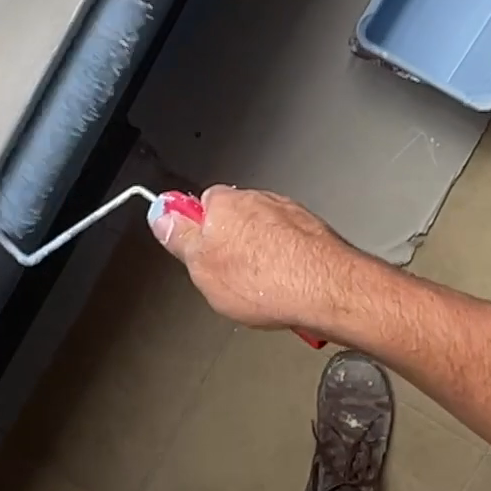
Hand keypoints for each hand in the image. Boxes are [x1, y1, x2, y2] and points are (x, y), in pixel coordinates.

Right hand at [150, 185, 356, 329]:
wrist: (330, 291)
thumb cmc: (270, 281)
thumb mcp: (202, 268)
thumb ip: (178, 238)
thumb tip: (160, 217)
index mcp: (223, 202)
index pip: (195, 206)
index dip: (195, 234)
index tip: (195, 255)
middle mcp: (255, 199)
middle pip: (229, 220)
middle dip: (229, 247)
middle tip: (229, 278)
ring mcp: (286, 212)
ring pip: (260, 234)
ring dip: (258, 255)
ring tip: (261, 287)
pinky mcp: (311, 230)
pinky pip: (286, 244)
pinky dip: (284, 261)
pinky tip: (285, 286)